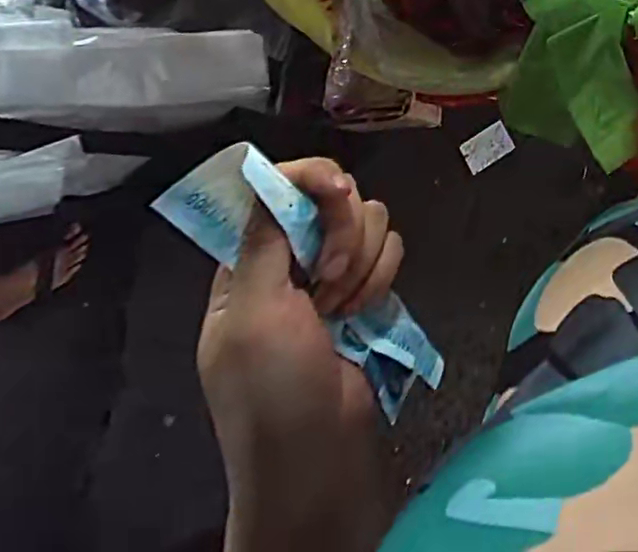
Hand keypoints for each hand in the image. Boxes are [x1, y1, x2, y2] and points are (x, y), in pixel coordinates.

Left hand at [196, 158, 399, 551]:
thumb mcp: (251, 315)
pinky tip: (365, 313)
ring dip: (362, 263)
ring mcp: (332, 274)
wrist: (320, 459)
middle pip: (333, 198)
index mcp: (248, 260)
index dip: (312, 179)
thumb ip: (263, 241)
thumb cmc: (272, 391)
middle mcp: (292, 258)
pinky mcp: (368, 289)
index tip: (338, 192)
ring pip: (368, 221)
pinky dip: (382, 277)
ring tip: (342, 310)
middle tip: (326, 280)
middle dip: (341, 234)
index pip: (279, 188)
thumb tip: (273, 178)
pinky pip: (389, 250)